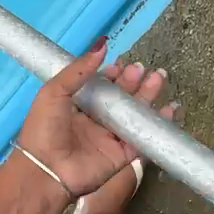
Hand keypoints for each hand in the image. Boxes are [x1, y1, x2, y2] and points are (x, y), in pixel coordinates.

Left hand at [17, 39, 180, 197]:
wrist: (45, 170)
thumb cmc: (44, 128)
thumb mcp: (54, 91)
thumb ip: (79, 69)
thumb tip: (103, 44)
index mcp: (76, 106)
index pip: (100, 87)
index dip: (113, 75)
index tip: (122, 64)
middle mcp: (94, 121)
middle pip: (120, 98)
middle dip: (133, 82)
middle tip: (143, 70)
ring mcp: (108, 139)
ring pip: (134, 115)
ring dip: (147, 97)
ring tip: (158, 79)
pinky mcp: (121, 156)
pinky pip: (143, 138)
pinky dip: (158, 124)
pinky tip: (169, 109)